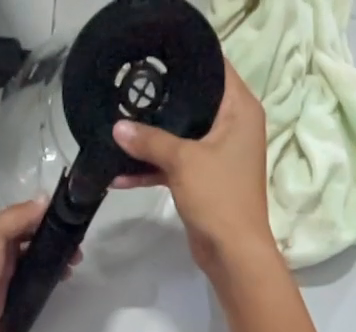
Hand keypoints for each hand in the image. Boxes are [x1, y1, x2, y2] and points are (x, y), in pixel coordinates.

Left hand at [0, 199, 78, 331]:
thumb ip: (17, 217)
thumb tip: (44, 198)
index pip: (24, 216)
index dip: (48, 217)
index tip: (75, 223)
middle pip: (30, 240)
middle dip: (54, 242)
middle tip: (77, 252)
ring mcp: (0, 276)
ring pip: (31, 263)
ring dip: (51, 263)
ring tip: (71, 269)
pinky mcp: (4, 299)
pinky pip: (27, 286)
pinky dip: (43, 283)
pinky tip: (57, 285)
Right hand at [112, 63, 272, 272]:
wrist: (232, 250)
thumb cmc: (219, 196)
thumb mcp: (183, 161)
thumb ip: (149, 141)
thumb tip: (117, 128)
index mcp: (239, 110)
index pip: (214, 69)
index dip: (186, 60)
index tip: (153, 57)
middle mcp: (232, 126)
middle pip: (192, 102)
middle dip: (160, 100)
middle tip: (128, 89)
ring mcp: (217, 154)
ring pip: (179, 137)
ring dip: (150, 140)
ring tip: (116, 131)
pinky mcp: (202, 180)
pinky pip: (174, 165)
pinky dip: (152, 169)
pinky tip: (120, 174)